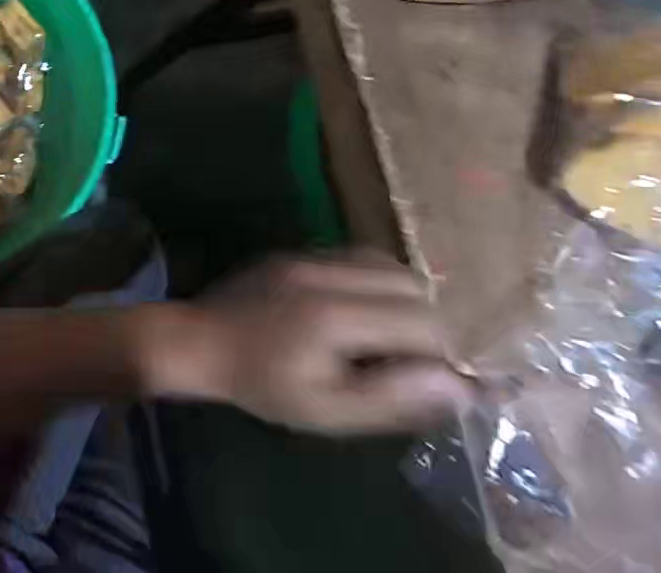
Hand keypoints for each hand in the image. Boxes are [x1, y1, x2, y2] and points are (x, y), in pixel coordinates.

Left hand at [144, 253, 472, 434]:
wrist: (200, 340)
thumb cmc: (263, 384)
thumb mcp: (328, 410)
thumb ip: (394, 398)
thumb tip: (460, 386)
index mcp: (334, 314)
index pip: (422, 320)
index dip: (445, 352)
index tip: (440, 379)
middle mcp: (325, 272)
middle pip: (410, 283)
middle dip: (429, 321)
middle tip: (416, 358)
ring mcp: (308, 254)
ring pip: (385, 262)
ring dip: (404, 296)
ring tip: (393, 335)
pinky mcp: (297, 250)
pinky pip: (355, 255)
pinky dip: (375, 280)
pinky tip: (364, 309)